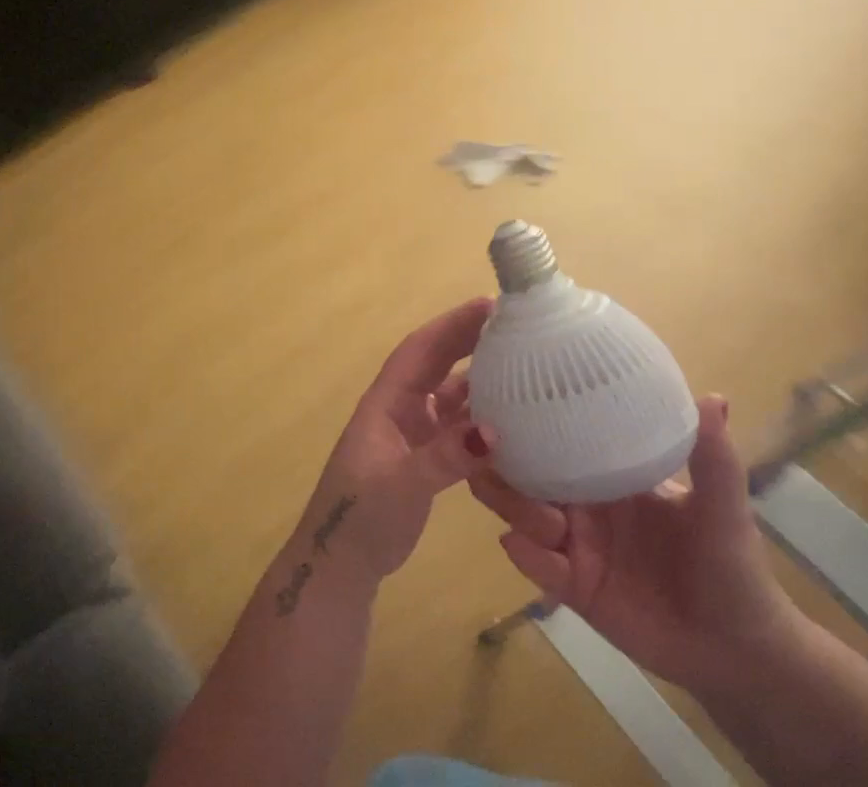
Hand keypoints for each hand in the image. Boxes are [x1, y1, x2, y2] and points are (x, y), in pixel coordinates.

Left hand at [288, 299, 498, 594]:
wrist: (343, 561)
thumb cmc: (361, 515)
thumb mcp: (401, 484)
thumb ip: (444, 458)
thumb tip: (492, 430)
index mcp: (385, 405)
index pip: (419, 351)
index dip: (451, 326)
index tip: (490, 305)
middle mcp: (399, 411)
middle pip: (436, 365)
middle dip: (469, 341)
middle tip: (517, 325)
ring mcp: (412, 435)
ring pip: (450, 395)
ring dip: (480, 378)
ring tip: (524, 364)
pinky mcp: (424, 460)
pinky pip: (458, 427)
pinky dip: (482, 418)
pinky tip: (514, 419)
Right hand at [470, 397, 807, 694]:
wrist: (736, 648)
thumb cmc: (731, 567)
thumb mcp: (723, 509)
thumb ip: (712, 459)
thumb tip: (714, 398)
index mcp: (609, 474)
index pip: (558, 438)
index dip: (525, 421)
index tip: (499, 403)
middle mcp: (581, 503)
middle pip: (521, 474)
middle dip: (500, 465)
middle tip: (489, 457)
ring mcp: (571, 544)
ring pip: (518, 514)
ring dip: (514, 507)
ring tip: (540, 516)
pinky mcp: (568, 584)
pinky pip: (535, 564)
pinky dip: (525, 554)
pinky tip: (523, 547)